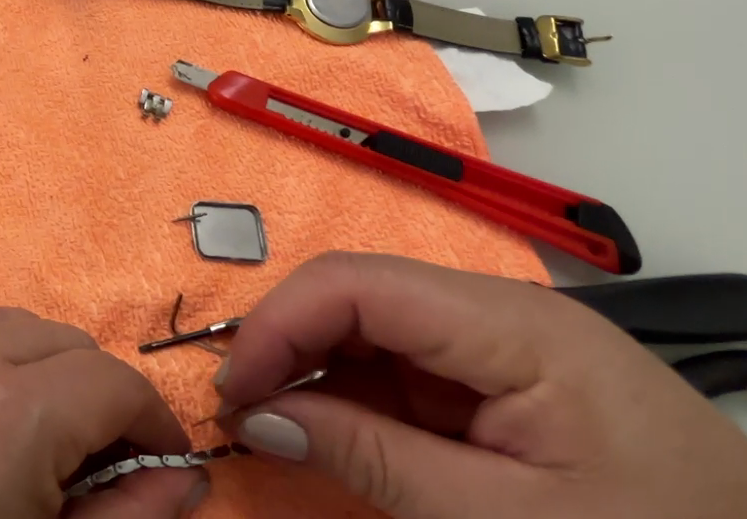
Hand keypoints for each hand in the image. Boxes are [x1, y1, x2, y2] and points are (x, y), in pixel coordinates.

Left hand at [0, 282, 204, 518]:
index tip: (159, 459)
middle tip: (88, 457)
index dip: (152, 422)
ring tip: (28, 421)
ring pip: (15, 318)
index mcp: (15, 416)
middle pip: (69, 343)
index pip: (116, 384)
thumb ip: (126, 517)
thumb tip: (184, 477)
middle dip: (96, 396)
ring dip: (39, 361)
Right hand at [215, 252, 746, 518]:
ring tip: (275, 425)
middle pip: (360, 298)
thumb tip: (255, 415)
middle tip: (241, 411)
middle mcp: (503, 315)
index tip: (232, 390)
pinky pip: (408, 373)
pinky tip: (332, 433)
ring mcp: (507, 349)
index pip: (358, 285)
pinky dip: (358, 401)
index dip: (278, 324)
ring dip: (316, 374)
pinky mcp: (510, 386)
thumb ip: (372, 460)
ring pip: (375, 333)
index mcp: (513, 325)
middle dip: (289, 345)